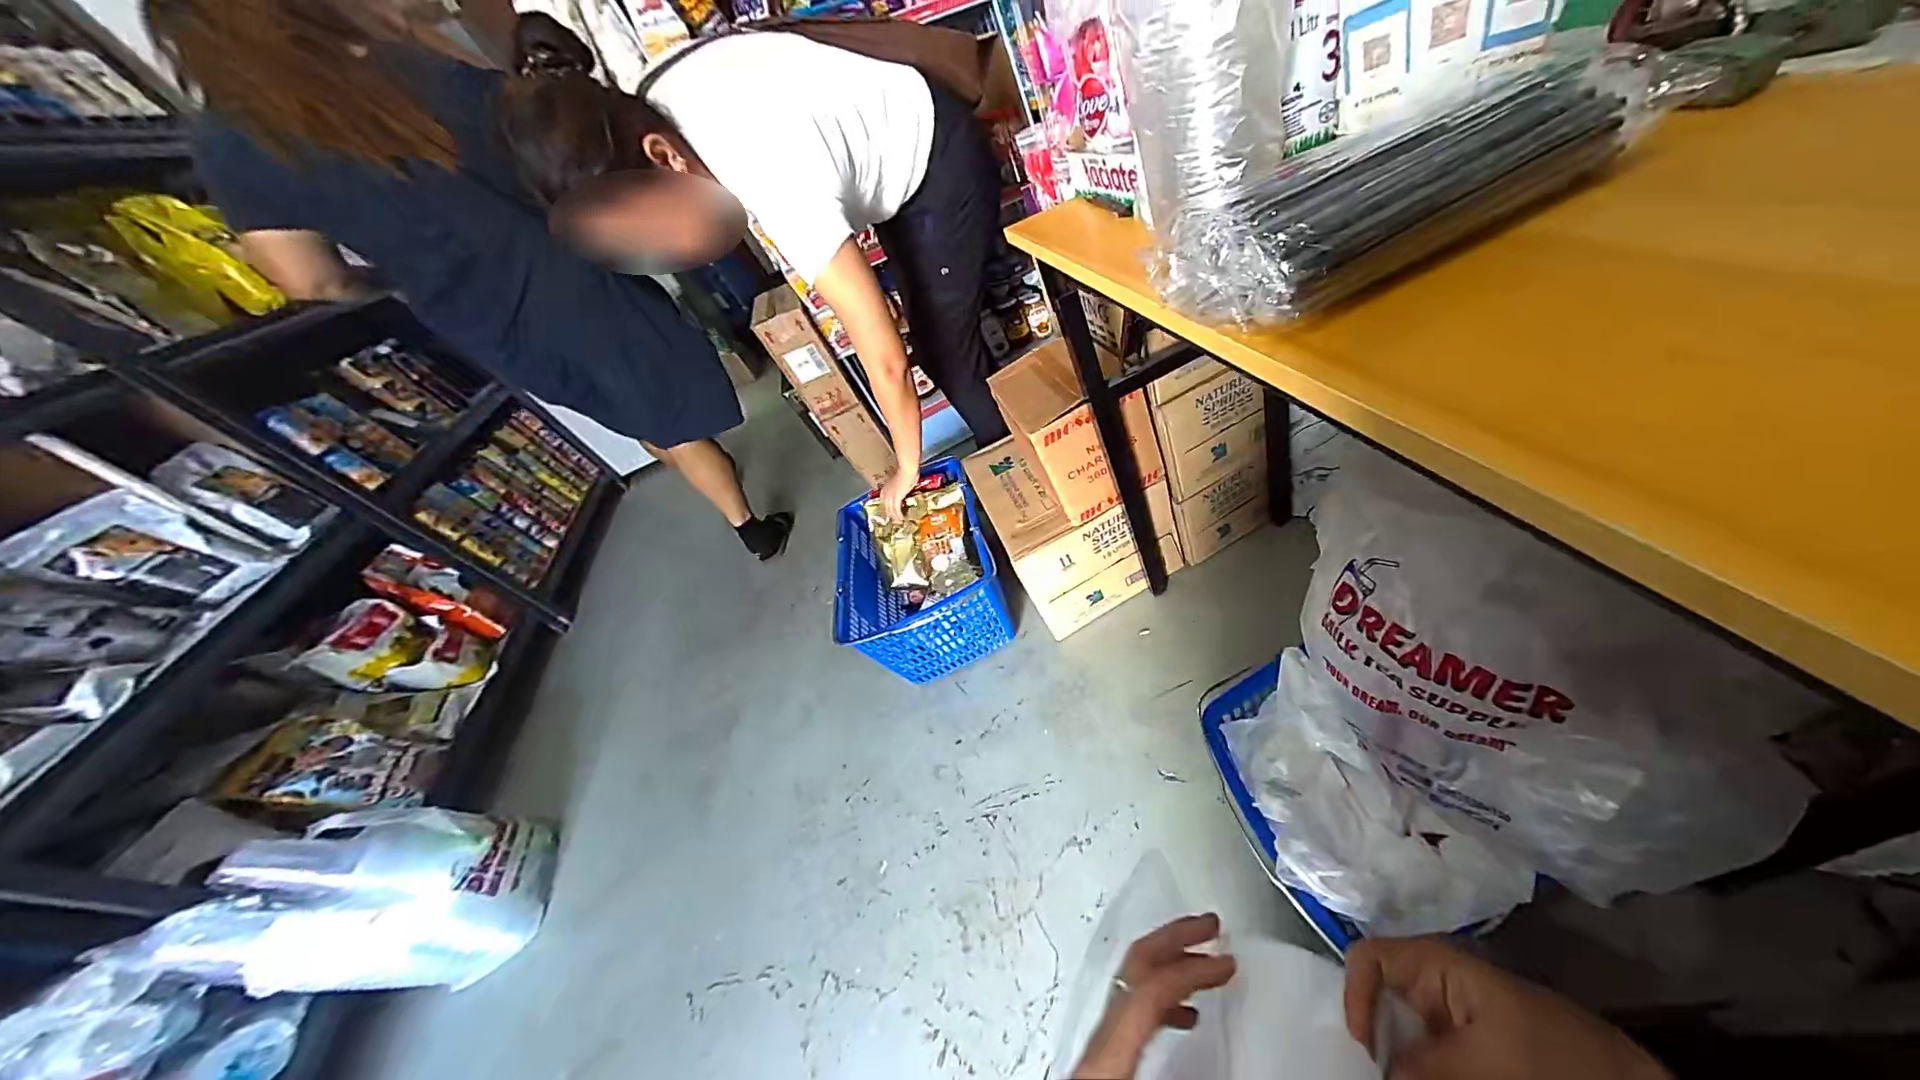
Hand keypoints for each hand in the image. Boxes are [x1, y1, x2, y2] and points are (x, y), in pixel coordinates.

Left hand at [877, 464, 916, 519]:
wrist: (907, 469)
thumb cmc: (906, 472)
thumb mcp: (900, 482)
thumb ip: (900, 488)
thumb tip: (903, 491)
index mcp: (885, 490)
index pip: (885, 503)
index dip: (889, 509)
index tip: (893, 513)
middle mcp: (885, 494)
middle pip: (887, 508)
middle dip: (891, 515)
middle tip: (896, 521)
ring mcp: (890, 496)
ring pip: (891, 510)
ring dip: (895, 517)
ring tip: (899, 522)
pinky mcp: (896, 498)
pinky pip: (896, 510)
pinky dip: (899, 515)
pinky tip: (902, 519)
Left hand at [1072, 914, 1236, 1079]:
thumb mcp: (1142, 1078)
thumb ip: (1183, 1065)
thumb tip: (1220, 1059)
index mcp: (1108, 1046)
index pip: (1150, 985)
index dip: (1191, 967)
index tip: (1224, 958)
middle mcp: (1098, 1034)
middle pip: (1134, 964)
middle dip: (1174, 938)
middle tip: (1209, 926)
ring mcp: (1096, 1040)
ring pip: (1131, 980)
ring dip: (1170, 963)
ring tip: (1204, 963)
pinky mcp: (1100, 1055)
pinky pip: (1130, 1008)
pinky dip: (1160, 997)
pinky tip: (1185, 1012)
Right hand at [1345, 938, 1671, 1079]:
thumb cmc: (1558, 1057)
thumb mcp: (1489, 1061)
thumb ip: (1427, 1064)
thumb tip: (1382, 1074)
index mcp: (1432, 962)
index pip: (1368, 959)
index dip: (1355, 995)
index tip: (1365, 1048)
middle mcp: (1431, 979)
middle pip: (1378, 995)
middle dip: (1374, 1034)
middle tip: (1377, 1071)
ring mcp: (1448, 1012)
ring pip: (1399, 1028)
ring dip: (1397, 1057)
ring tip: (1397, 1075)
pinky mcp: (1463, 1042)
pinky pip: (1425, 1050)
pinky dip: (1417, 1067)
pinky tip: (1420, 1077)